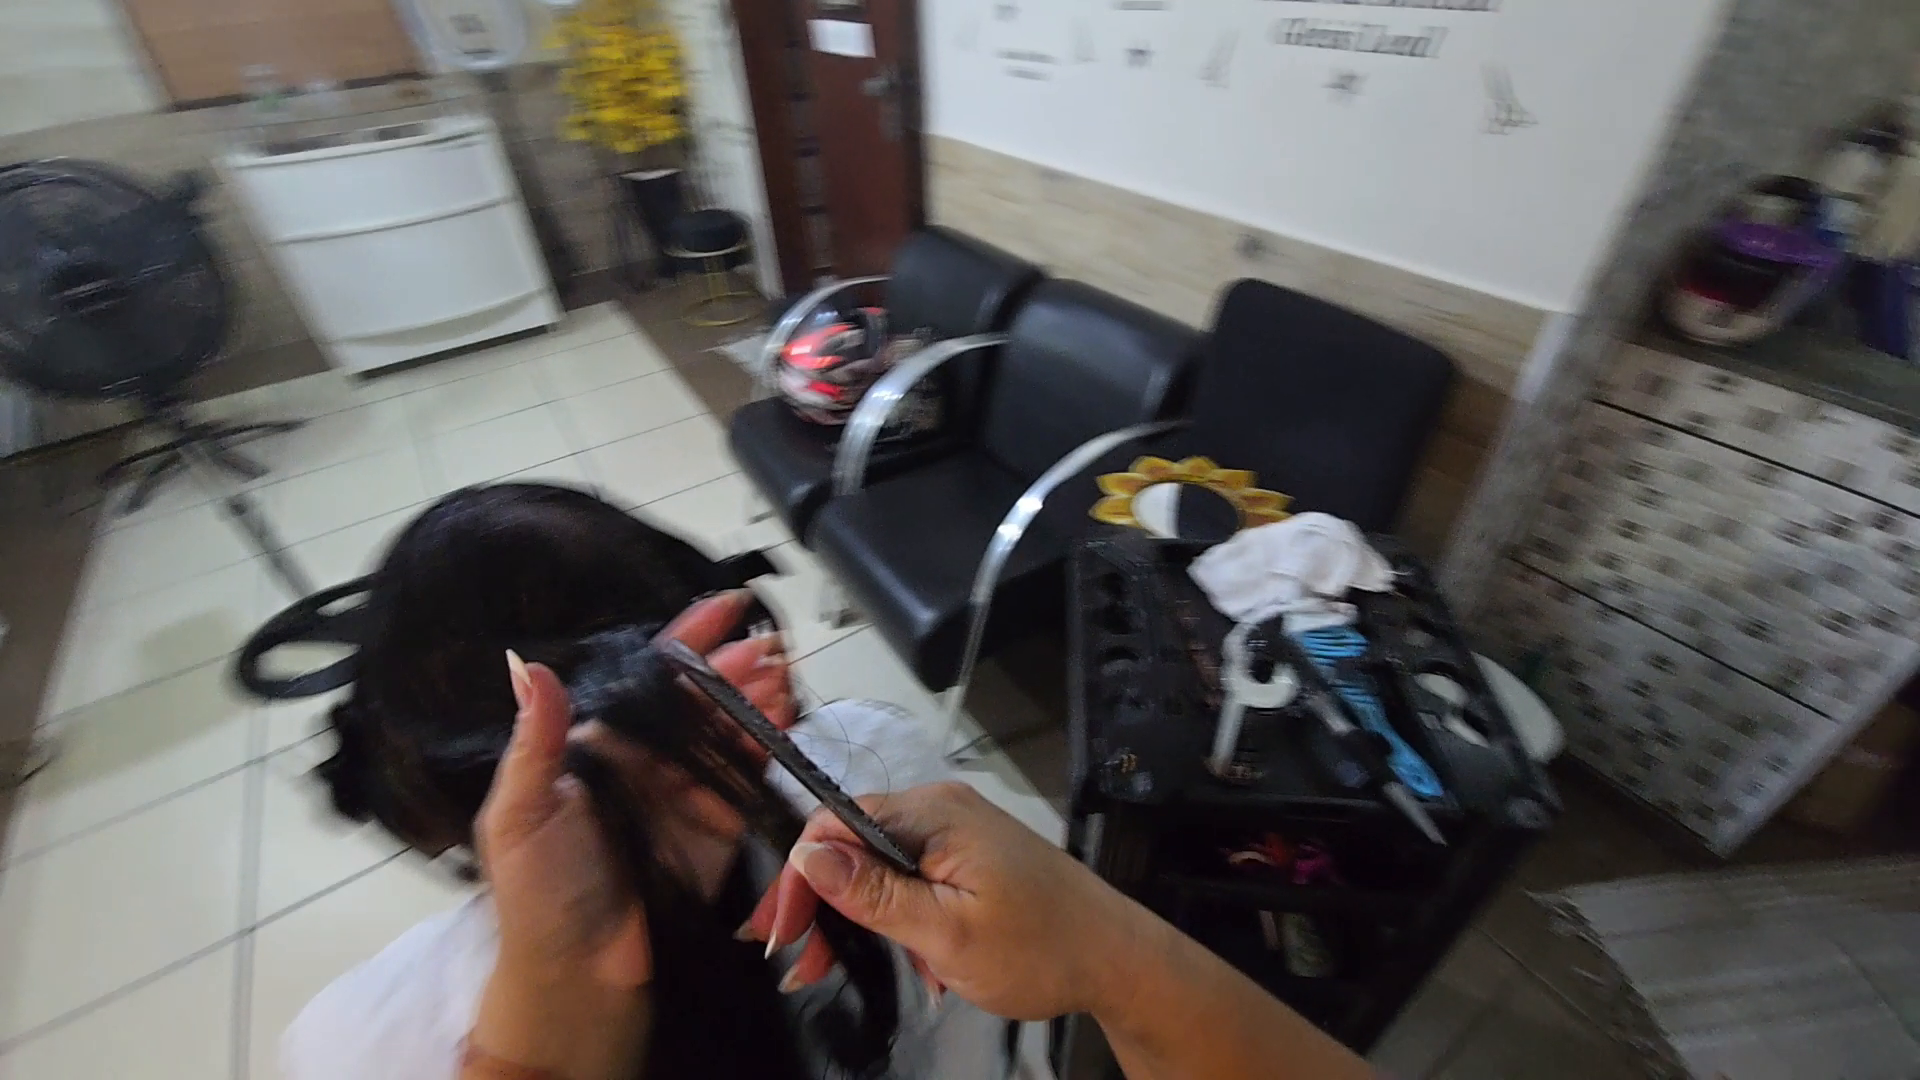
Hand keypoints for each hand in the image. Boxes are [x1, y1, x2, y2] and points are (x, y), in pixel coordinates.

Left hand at [467, 590, 789, 1078]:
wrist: (583, 973)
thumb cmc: (542, 890)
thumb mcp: (522, 814)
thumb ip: (535, 742)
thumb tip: (526, 664)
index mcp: (609, 742)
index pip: (654, 675)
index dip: (692, 637)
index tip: (728, 605)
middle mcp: (655, 755)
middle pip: (705, 694)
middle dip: (739, 664)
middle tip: (771, 647)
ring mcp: (693, 784)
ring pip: (734, 724)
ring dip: (761, 696)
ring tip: (784, 677)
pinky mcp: (724, 816)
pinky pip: (753, 768)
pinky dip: (773, 741)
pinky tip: (787, 721)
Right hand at [743, 782, 1155, 1021]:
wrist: (1113, 953)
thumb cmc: (1036, 947)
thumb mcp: (946, 931)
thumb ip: (874, 891)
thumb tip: (808, 852)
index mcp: (932, 812)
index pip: (838, 822)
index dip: (802, 874)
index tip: (781, 935)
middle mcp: (939, 806)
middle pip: (856, 842)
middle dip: (824, 901)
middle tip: (804, 967)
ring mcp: (957, 827)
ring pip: (882, 863)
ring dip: (861, 915)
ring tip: (845, 970)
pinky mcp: (969, 850)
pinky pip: (913, 873)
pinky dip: (898, 913)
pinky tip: (909, 956)